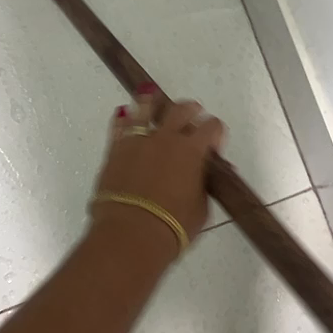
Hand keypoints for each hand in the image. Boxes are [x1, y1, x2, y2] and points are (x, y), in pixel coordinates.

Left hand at [92, 88, 224, 245]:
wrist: (130, 234)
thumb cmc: (173, 227)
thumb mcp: (201, 209)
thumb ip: (203, 186)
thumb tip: (205, 175)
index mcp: (192, 150)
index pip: (212, 127)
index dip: (216, 132)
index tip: (214, 144)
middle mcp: (167, 138)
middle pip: (182, 109)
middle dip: (191, 110)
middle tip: (193, 116)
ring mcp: (138, 141)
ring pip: (145, 108)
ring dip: (152, 102)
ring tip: (153, 98)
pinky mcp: (115, 149)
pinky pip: (118, 125)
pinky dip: (123, 118)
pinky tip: (124, 114)